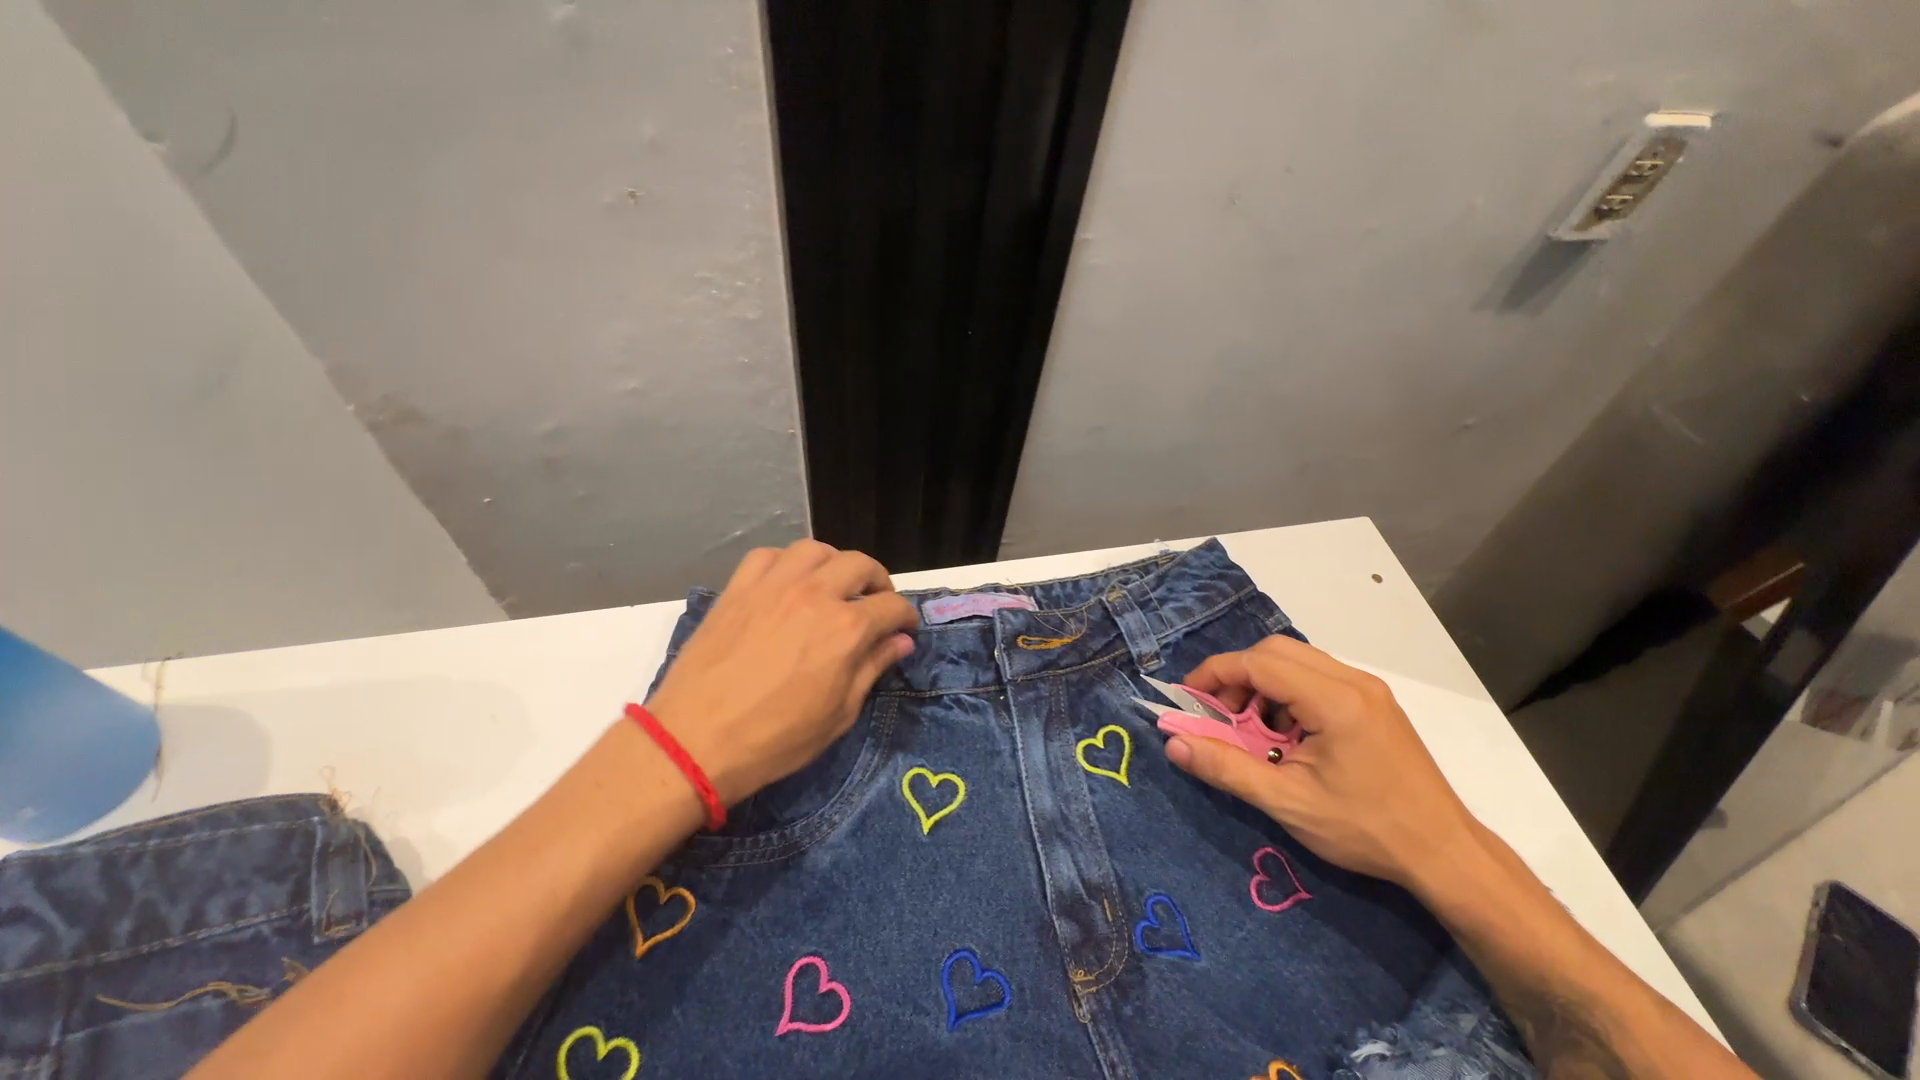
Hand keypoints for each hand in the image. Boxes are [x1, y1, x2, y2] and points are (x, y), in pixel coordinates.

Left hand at [645, 540, 918, 805]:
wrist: (696, 741)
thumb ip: (872, 669)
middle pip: (859, 565)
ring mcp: (772, 586)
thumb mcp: (838, 714)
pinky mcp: (737, 589)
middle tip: (875, 604)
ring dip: (833, 563)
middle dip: (878, 582)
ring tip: (832, 586)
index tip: (904, 630)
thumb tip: (900, 642)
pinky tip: (786, 584)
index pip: (892, 607)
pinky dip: (786, 563)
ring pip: (814, 550)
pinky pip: (767, 556)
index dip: (905, 618)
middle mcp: (815, 594)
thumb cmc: (776, 739)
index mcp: (846, 629)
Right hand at [1167, 635, 1480, 888]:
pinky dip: (1289, 694)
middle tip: (1220, 717)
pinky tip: (1286, 737)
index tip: (1188, 700)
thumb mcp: (1287, 802)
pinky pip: (1319, 678)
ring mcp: (1369, 690)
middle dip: (1238, 677)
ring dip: (1264, 685)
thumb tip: (1174, 744)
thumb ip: (1226, 768)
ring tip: (1252, 732)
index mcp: (1334, 700)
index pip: (1259, 663)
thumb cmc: (1364, 829)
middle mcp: (1353, 681)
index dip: (1215, 674)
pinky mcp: (1375, 704)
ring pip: (1298, 662)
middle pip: (1277, 651)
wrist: (1443, 852)